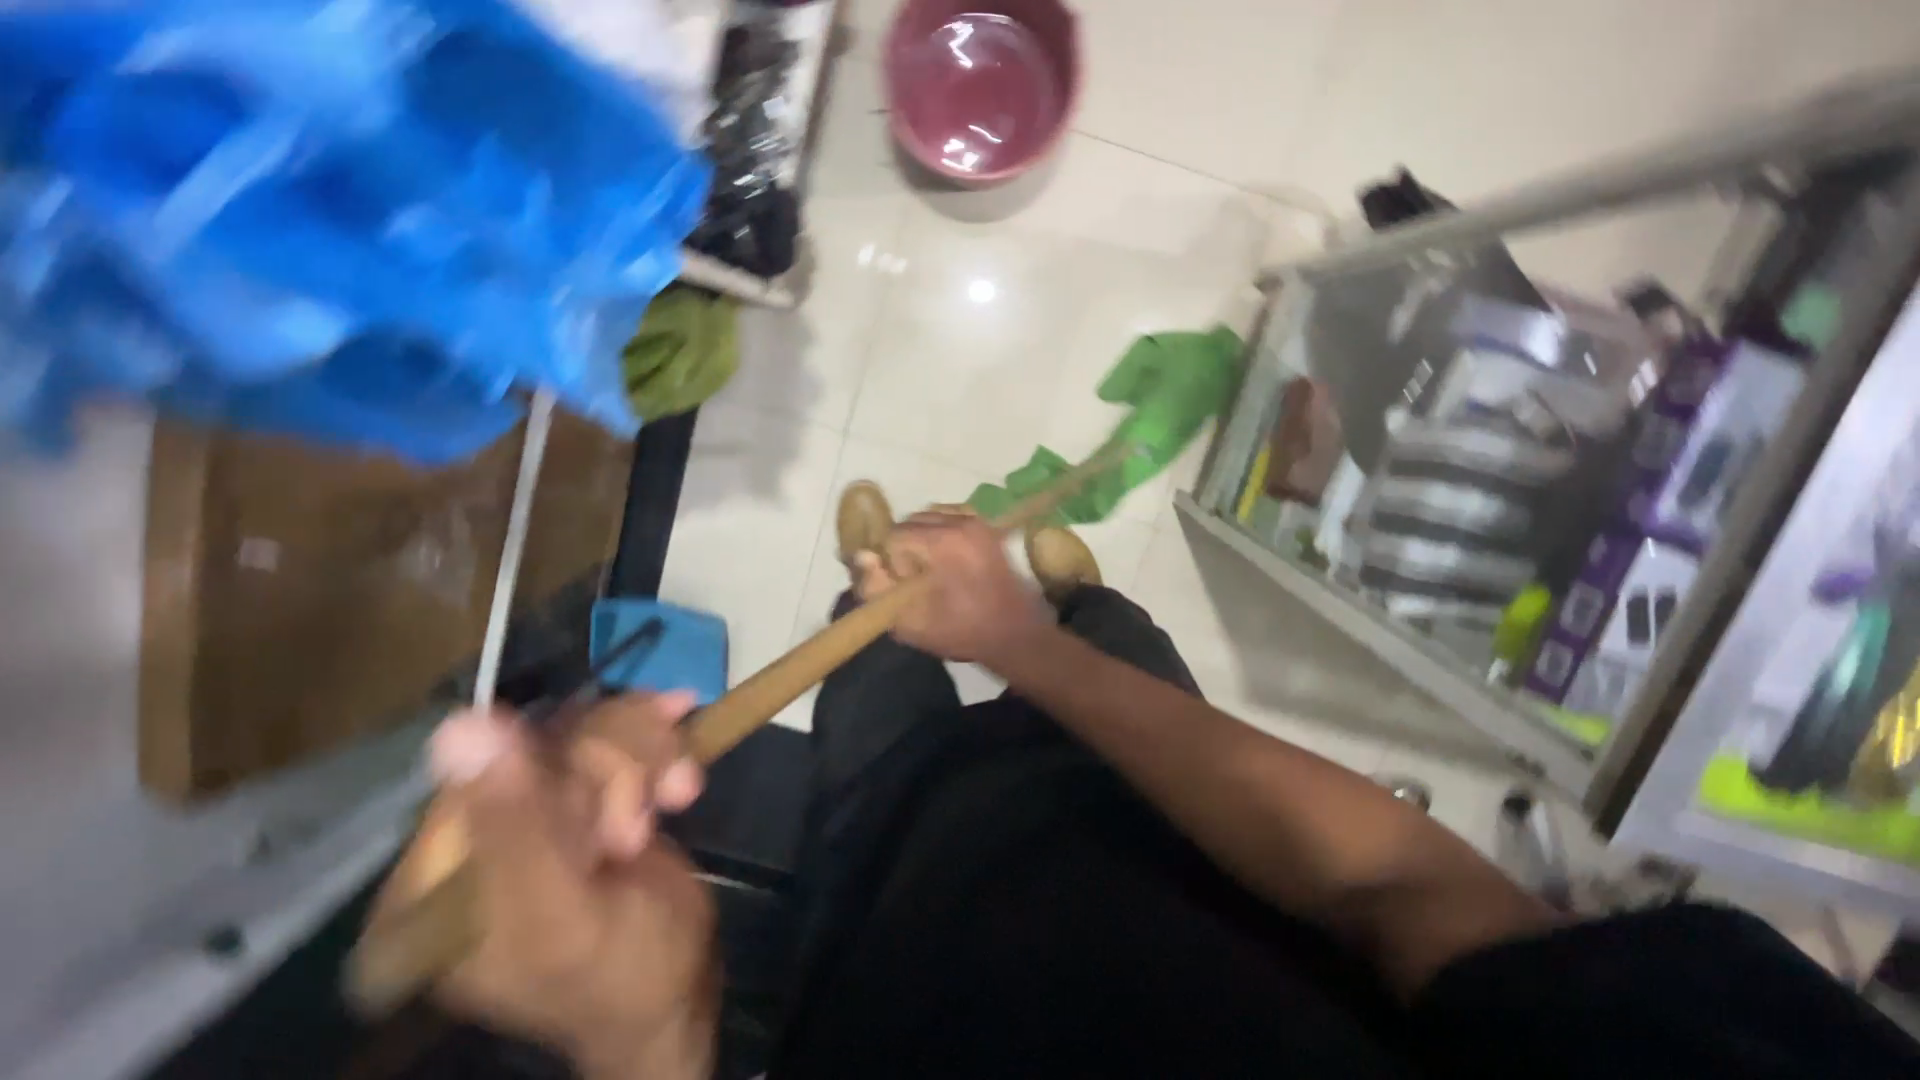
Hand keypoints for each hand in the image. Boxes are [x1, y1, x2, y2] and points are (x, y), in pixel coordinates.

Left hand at [429, 695, 715, 1079]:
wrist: (680, 998)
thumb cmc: (618, 977)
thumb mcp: (562, 916)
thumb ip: (514, 826)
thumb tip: (457, 724)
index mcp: (434, 878)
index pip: (483, 771)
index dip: (560, 780)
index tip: (622, 830)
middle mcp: (473, 836)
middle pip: (544, 744)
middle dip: (614, 776)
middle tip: (638, 836)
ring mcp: (534, 812)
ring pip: (587, 730)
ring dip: (645, 761)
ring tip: (676, 799)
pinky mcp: (584, 797)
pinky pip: (616, 735)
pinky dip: (659, 751)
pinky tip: (682, 778)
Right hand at [856, 509, 1052, 664]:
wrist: (1014, 635)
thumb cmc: (961, 632)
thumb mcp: (909, 622)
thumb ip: (877, 588)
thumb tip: (862, 555)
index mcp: (941, 542)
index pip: (893, 536)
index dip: (892, 563)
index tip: (904, 586)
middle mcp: (960, 523)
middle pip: (911, 521)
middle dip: (905, 547)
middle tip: (915, 579)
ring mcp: (978, 522)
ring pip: (931, 515)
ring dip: (922, 536)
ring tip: (932, 568)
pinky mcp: (988, 528)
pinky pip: (954, 514)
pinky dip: (942, 528)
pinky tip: (945, 555)